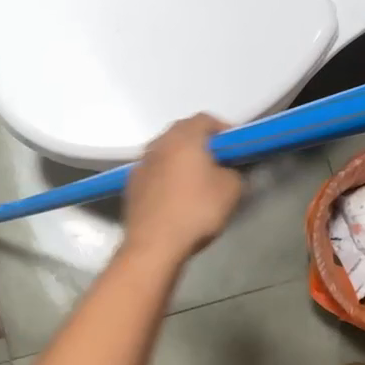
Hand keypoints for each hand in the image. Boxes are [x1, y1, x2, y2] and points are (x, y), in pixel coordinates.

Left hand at [122, 114, 242, 261]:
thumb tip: (225, 170)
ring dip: (179, 160)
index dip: (222, 129)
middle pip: (180, 133)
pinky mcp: (131, 186)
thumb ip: (232, 171)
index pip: (204, 119)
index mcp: (182, 138)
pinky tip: (174, 196)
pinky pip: (153, 172)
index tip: (234, 147)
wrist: (154, 245)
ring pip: (164, 153)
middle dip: (199, 142)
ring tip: (194, 179)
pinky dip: (165, 177)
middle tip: (216, 161)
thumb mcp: (231, 189)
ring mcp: (140, 165)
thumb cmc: (196, 211)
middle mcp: (157, 145)